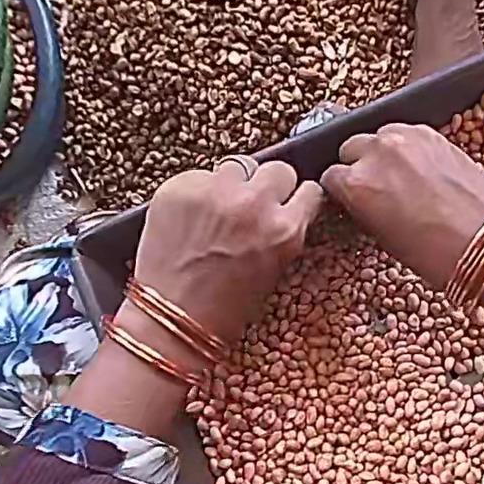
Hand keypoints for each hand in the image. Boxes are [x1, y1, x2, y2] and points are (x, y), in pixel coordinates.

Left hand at [133, 157, 323, 347]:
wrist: (174, 318)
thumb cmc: (225, 308)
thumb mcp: (274, 271)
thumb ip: (283, 233)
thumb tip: (281, 208)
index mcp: (285, 230)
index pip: (309, 190)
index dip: (297, 198)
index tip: (290, 202)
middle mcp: (255, 204)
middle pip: (278, 170)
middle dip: (269, 186)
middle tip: (253, 207)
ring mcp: (216, 191)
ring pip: (238, 166)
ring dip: (234, 184)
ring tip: (220, 211)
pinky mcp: (181, 185)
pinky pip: (200, 175)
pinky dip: (199, 191)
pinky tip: (192, 217)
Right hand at [320, 123, 483, 288]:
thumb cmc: (438, 254)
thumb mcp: (385, 240)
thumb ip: (364, 210)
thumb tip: (358, 200)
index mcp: (357, 184)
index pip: (330, 176)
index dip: (338, 190)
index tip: (347, 198)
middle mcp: (376, 152)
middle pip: (350, 149)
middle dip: (356, 166)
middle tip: (372, 188)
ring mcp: (407, 137)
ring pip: (377, 136)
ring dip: (380, 153)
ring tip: (396, 177)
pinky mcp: (433, 133)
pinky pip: (405, 133)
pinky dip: (405, 147)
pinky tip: (416, 169)